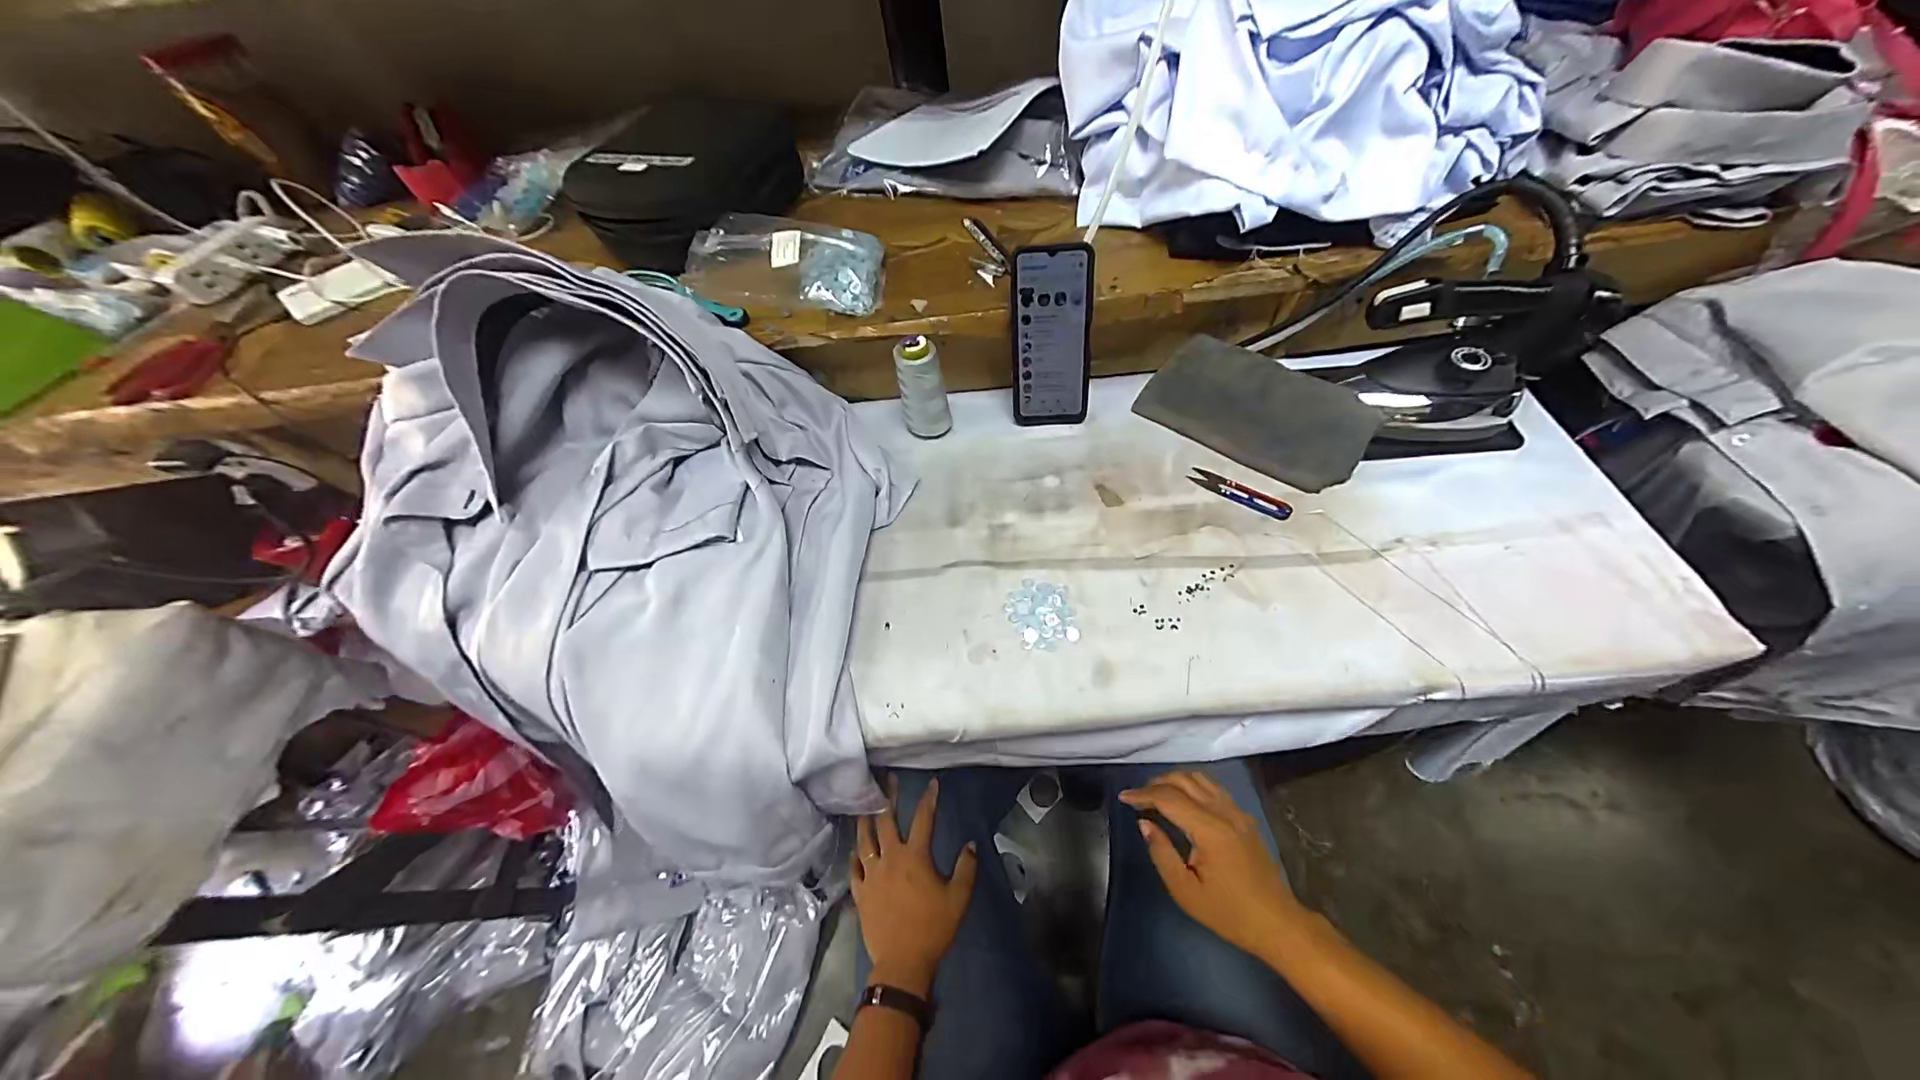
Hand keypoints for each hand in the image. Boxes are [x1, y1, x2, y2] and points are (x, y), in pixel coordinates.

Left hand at [850, 776, 977, 995]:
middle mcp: (890, 858)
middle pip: (886, 820)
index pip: (924, 819)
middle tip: (886, 780)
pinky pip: (854, 868)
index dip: (929, 799)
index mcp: (915, 856)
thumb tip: (970, 844)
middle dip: (887, 797)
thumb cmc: (934, 928)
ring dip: (865, 820)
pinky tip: (855, 849)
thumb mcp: (959, 898)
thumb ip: (966, 868)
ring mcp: (871, 874)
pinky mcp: (860, 892)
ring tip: (864, 805)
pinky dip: (854, 855)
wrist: (902, 962)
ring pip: (864, 839)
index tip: (932, 783)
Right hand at [1119, 769, 1306, 956]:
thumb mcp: (1185, 891)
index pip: (1169, 798)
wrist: (1277, 924)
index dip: (1143, 794)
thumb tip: (1145, 823)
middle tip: (1137, 797)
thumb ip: (1162, 852)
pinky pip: (1214, 788)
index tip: (1124, 798)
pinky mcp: (1245, 818)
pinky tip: (1182, 800)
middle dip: (1156, 783)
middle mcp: (1225, 813)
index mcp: (1210, 830)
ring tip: (1156, 794)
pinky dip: (1192, 785)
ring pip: (1201, 778)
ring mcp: (1238, 813)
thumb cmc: (1228, 913)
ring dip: (1175, 780)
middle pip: (1184, 780)